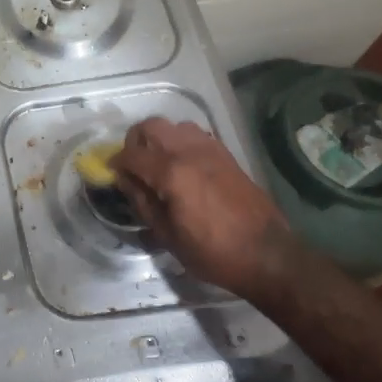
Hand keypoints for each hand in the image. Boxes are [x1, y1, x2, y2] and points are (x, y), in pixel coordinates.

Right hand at [112, 118, 297, 298]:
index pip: (131, 154)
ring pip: (175, 126)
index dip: (117, 163)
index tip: (114, 174)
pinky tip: (184, 166)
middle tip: (135, 163)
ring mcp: (211, 150)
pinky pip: (197, 135)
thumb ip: (142, 202)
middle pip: (151, 126)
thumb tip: (125, 180)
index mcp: (171, 173)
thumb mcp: (168, 236)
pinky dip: (183, 142)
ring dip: (162, 138)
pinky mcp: (227, 156)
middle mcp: (189, 152)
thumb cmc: (213, 252)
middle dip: (136, 140)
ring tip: (160, 162)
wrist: (268, 256)